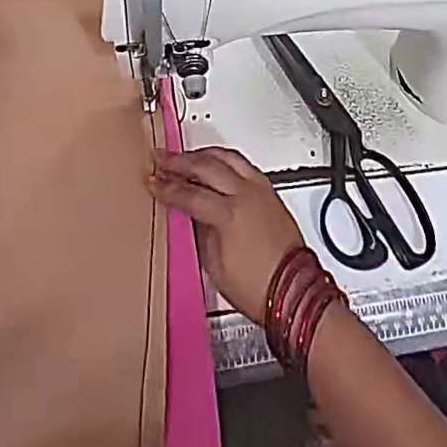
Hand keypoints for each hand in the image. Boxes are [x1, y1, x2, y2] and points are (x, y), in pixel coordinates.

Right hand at [150, 146, 307, 323]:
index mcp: (230, 214)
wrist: (293, 291)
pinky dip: (224, 159)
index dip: (167, 187)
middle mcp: (247, 195)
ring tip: (186, 156)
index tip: (153, 182)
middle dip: (179, 161)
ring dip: (202, 155)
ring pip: (227, 157)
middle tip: (162, 158)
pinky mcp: (270, 191)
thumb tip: (187, 214)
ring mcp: (261, 190)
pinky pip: (243, 164)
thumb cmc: (259, 287)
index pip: (189, 193)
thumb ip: (198, 231)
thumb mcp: (214, 265)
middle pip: (206, 166)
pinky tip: (215, 162)